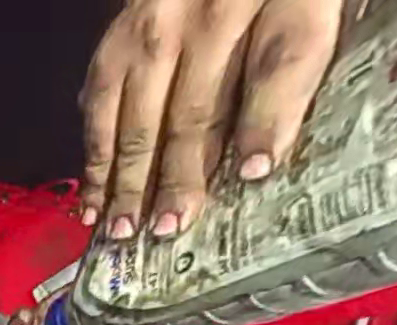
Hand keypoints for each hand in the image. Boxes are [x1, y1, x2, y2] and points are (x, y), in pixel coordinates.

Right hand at [78, 0, 342, 238]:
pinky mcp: (110, 49)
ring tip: (118, 229)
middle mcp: (187, 19)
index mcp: (249, 2)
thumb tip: (258, 164)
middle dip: (171, 178)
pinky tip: (92, 200)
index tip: (236, 187)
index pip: (253, 78)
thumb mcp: (304, 2)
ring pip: (130, 122)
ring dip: (123, 182)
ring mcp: (139, 35)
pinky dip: (94, 162)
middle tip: (163, 229)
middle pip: (182, 114)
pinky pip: (96, 114)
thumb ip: (290, 70)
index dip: (249, 132)